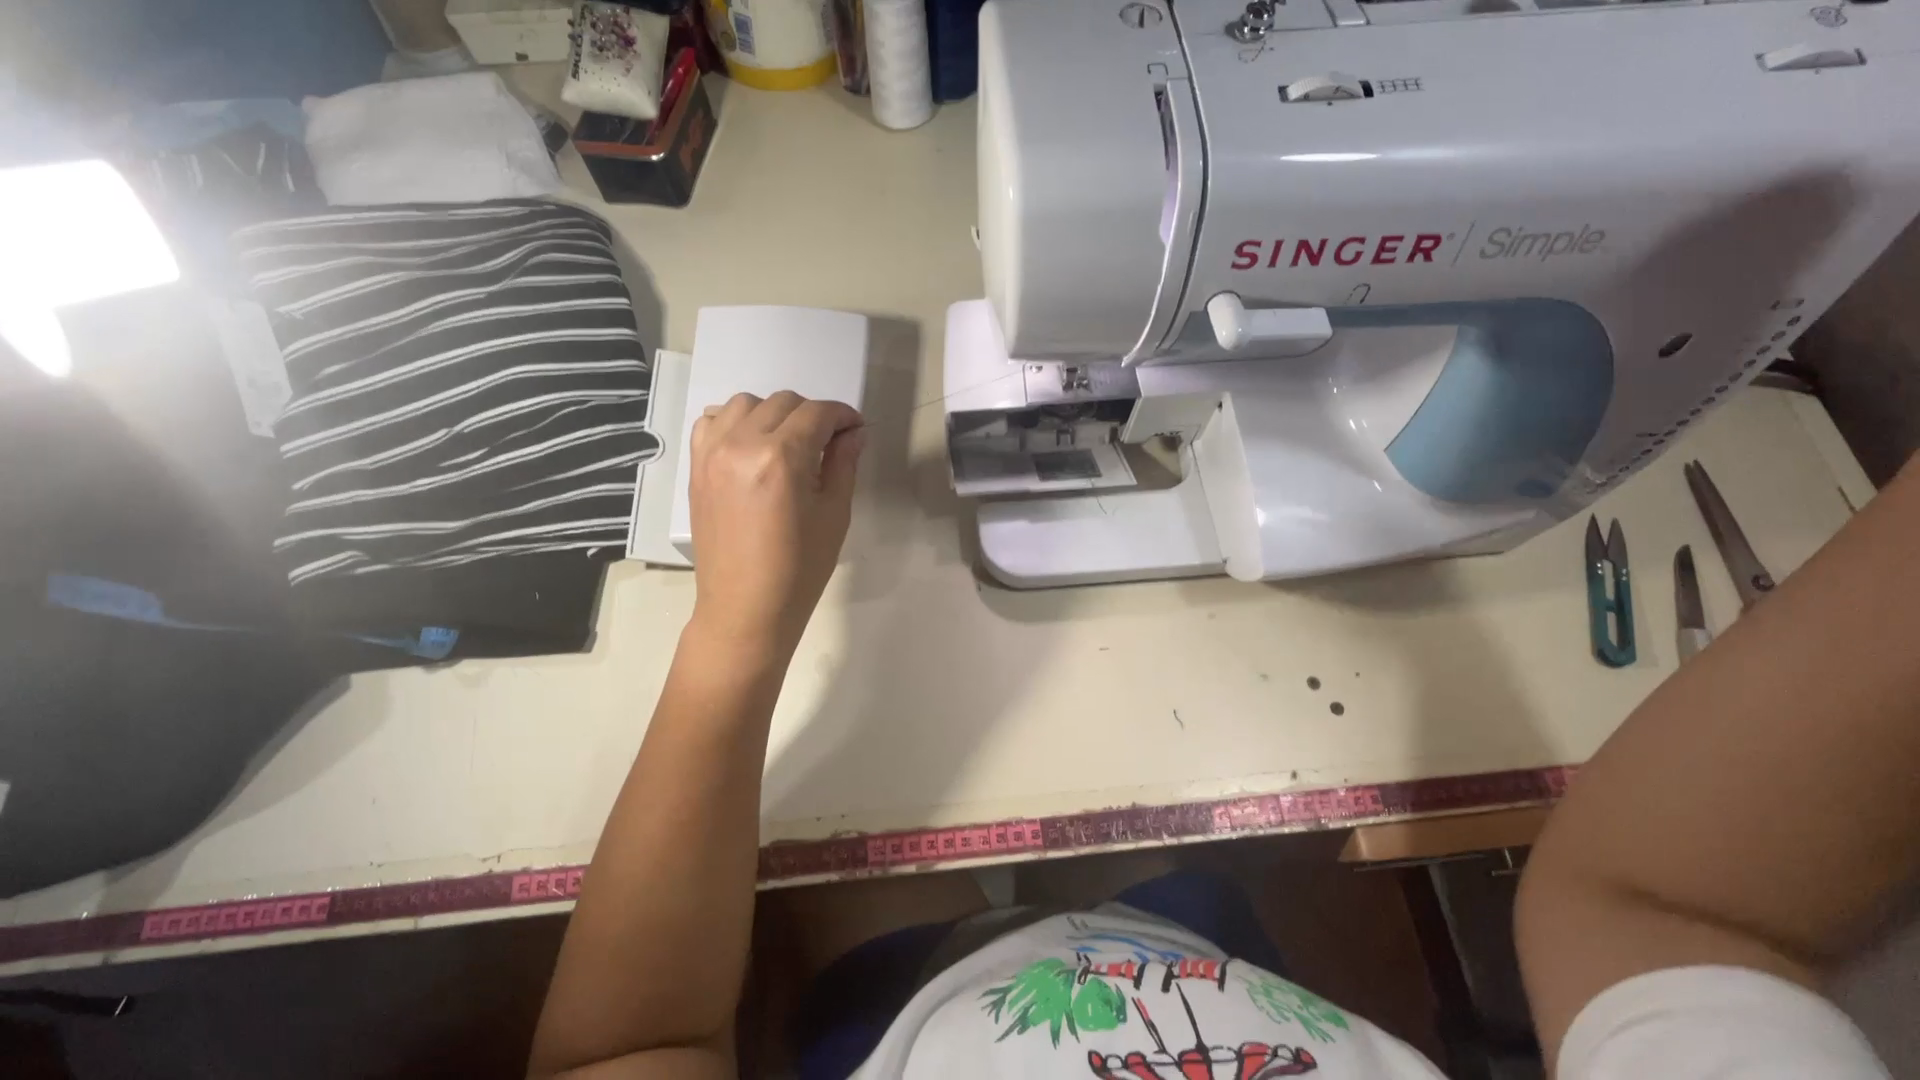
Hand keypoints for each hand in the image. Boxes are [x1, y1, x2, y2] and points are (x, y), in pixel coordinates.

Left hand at [686, 391, 864, 658]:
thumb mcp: (834, 515)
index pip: (818, 414)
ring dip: (773, 413)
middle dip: (812, 416)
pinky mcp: (696, 467)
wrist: (745, 608)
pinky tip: (751, 446)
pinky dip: (734, 422)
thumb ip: (843, 463)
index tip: (855, 431)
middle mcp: (741, 445)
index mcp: (781, 458)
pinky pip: (711, 421)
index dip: (843, 417)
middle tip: (828, 444)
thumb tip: (853, 433)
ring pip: (746, 403)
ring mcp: (712, 454)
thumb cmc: (799, 569)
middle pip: (784, 402)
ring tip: (788, 444)